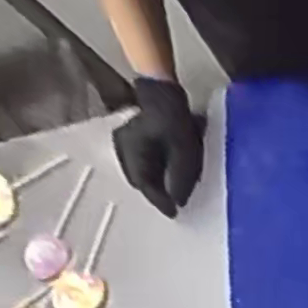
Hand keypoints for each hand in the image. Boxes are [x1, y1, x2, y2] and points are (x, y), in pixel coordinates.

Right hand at [113, 78, 202, 217]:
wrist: (165, 94)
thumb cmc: (174, 121)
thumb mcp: (183, 152)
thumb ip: (180, 178)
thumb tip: (177, 202)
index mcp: (131, 150)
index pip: (143, 184)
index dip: (159, 202)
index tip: (173, 214)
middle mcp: (123, 148)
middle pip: (139, 181)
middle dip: (155, 195)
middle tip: (172, 207)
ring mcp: (126, 144)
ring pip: (140, 175)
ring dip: (155, 186)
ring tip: (170, 197)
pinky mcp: (134, 142)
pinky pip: (143, 166)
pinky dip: (155, 176)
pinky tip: (166, 181)